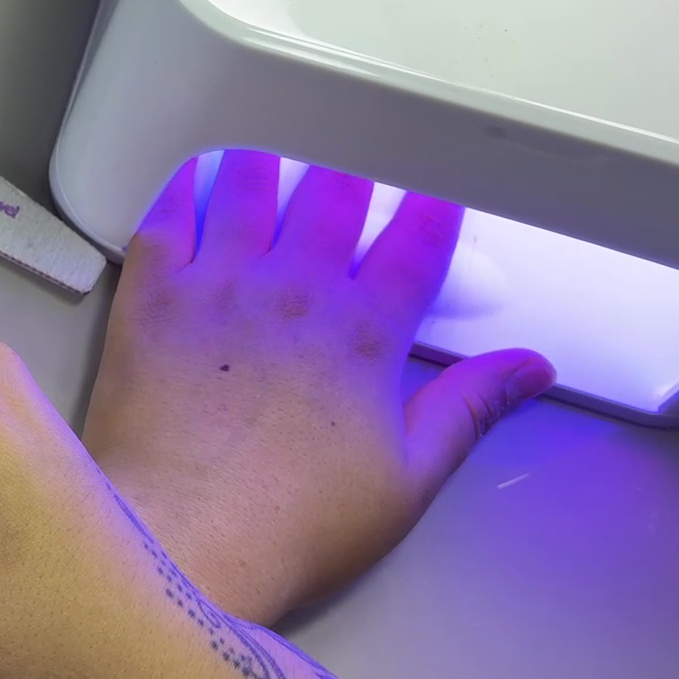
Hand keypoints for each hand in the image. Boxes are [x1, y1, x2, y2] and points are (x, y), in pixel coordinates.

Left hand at [84, 152, 554, 622]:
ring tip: (265, 149)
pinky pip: (163, 226)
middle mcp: (288, 294)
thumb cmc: (295, 520)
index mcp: (361, 335)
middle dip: (342, 177)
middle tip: (341, 160)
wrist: (179, 529)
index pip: (410, 251)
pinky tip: (188, 176)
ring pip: (244, 201)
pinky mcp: (148, 300)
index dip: (425, 215)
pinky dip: (178, 193)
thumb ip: (465, 409)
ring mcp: (212, 290)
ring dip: (260, 168)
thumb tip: (530, 364)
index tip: (428, 194)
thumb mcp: (406, 479)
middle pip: (325, 208)